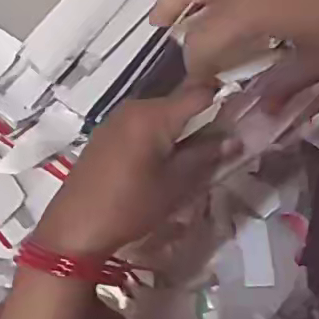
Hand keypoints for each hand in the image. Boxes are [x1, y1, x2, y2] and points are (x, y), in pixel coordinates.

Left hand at [29, 85, 231, 257]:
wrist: (75, 226)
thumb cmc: (130, 205)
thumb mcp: (175, 184)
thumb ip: (206, 156)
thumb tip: (235, 138)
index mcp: (154, 114)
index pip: (200, 92)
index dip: (225, 100)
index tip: (244, 116)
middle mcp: (134, 107)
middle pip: (179, 102)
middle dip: (203, 119)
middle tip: (224, 143)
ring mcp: (117, 119)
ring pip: (161, 114)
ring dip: (181, 129)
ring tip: (196, 156)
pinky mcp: (106, 134)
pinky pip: (142, 125)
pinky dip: (159, 136)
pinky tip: (164, 160)